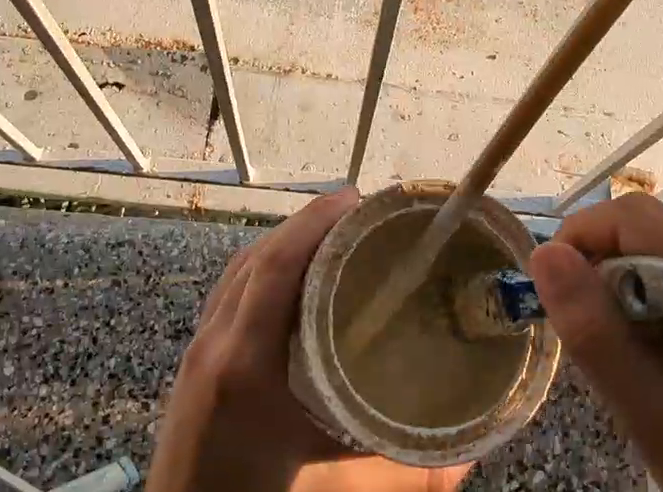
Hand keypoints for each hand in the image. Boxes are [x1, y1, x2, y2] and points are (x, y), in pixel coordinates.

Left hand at [147, 187, 471, 491]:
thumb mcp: (335, 481)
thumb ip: (403, 469)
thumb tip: (467, 456)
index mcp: (245, 364)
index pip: (277, 266)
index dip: (314, 222)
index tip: (356, 198)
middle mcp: (217, 341)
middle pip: (260, 256)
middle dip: (307, 223)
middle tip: (357, 211)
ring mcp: (199, 343)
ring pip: (241, 267)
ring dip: (285, 239)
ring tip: (332, 231)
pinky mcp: (195, 352)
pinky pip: (231, 287)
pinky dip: (264, 264)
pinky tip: (293, 271)